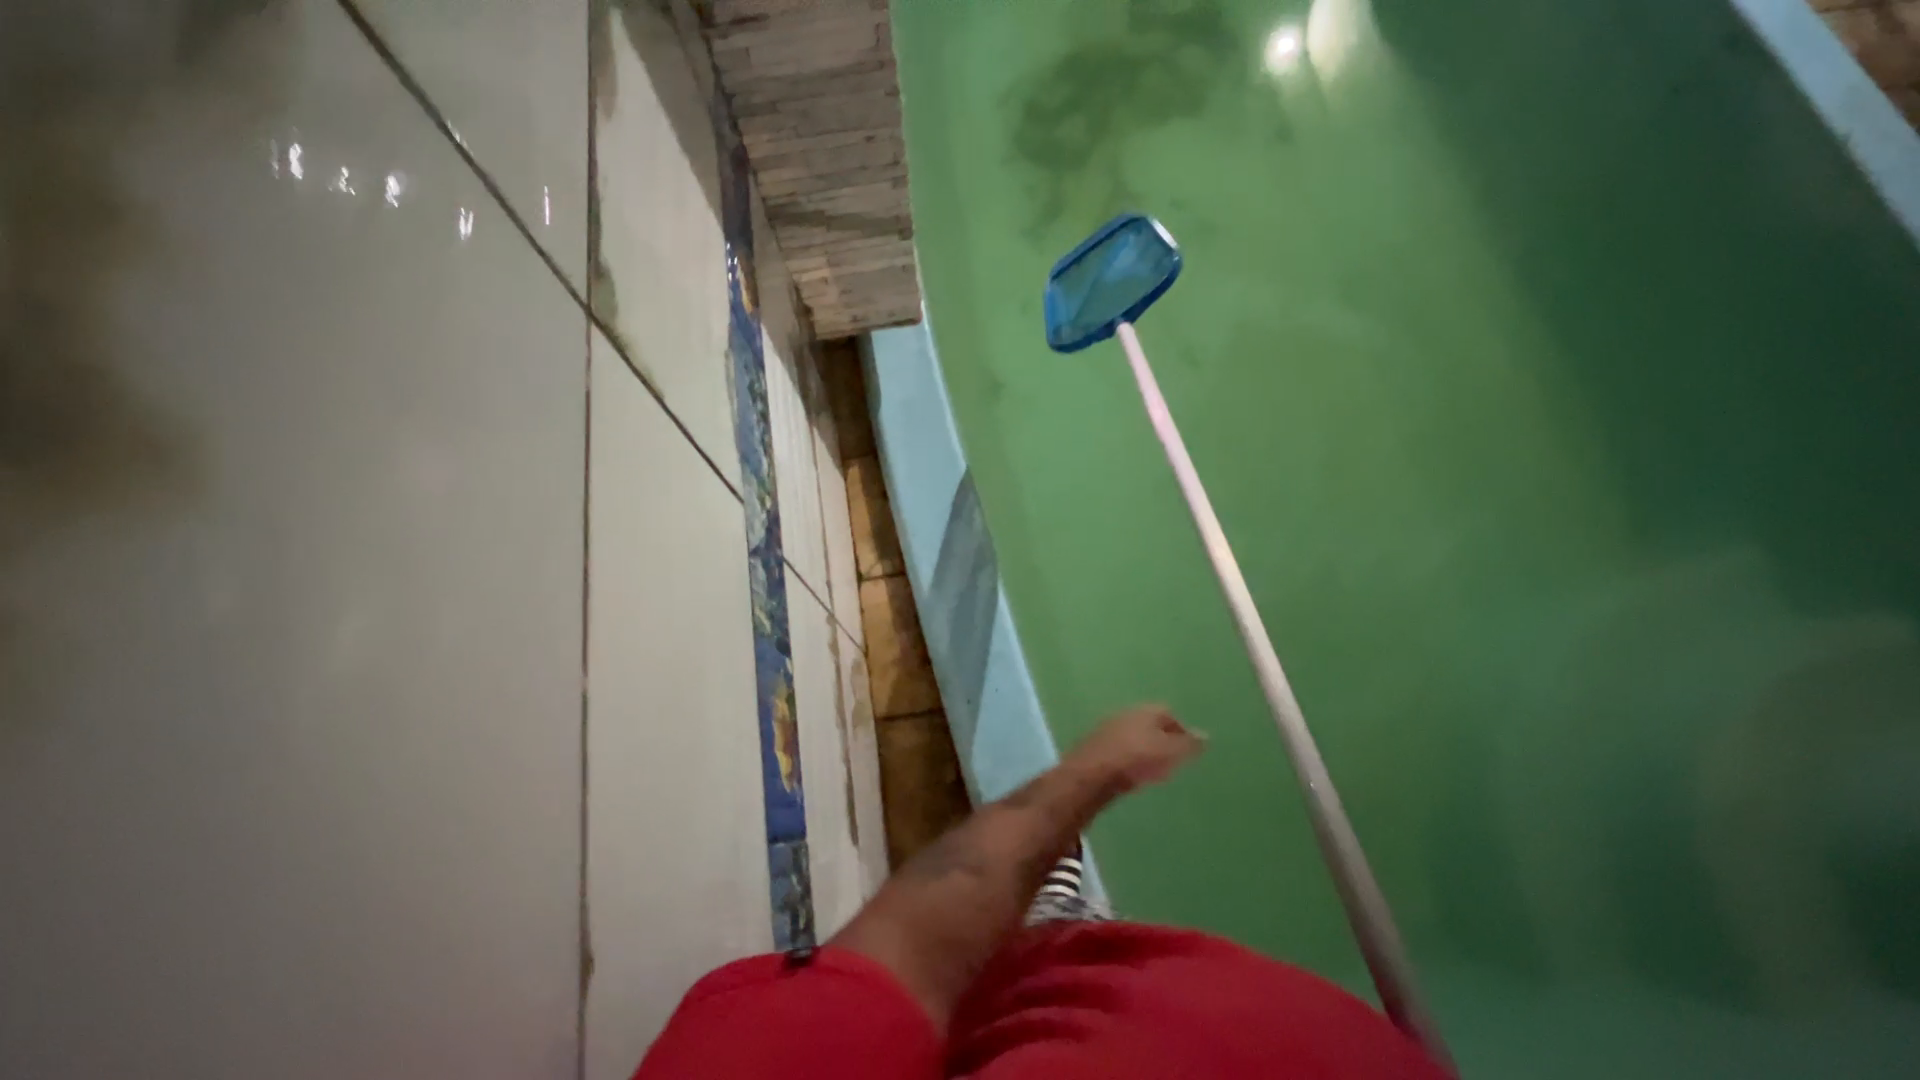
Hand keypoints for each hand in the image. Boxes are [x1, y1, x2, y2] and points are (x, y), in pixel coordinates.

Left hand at [1066, 704, 1205, 792]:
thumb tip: (1205, 736)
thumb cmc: (1138, 759)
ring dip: (1143, 749)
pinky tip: (1131, 774)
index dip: (1180, 730)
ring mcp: (1107, 729)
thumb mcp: (1172, 753)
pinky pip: (1118, 750)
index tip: (1188, 748)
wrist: (1092, 773)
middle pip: (1149, 724)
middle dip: (1160, 739)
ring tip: (1153, 770)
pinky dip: (1127, 759)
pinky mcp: (1094, 747)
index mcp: (1147, 710)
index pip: (1169, 714)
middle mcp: (1126, 714)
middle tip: (1172, 759)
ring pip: (1133, 736)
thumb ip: (1189, 744)